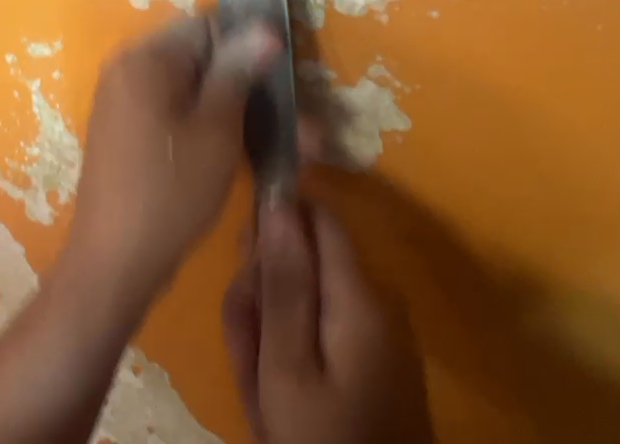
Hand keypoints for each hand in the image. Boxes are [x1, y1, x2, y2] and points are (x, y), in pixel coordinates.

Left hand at [61, 16, 281, 313]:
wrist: (114, 260)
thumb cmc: (170, 190)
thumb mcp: (217, 128)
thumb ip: (238, 72)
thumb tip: (263, 27)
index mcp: (145, 57)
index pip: (207, 27)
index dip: (251, 50)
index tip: (285, 86)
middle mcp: (129, 70)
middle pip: (204, 63)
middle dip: (255, 93)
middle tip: (306, 135)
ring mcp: (126, 104)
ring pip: (196, 95)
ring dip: (241, 118)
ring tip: (291, 153)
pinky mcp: (130, 135)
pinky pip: (177, 117)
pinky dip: (211, 132)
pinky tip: (249, 160)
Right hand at [222, 200, 431, 443]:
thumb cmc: (323, 440)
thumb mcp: (286, 365)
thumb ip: (282, 281)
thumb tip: (278, 200)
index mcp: (358, 294)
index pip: (312, 215)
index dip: (270, 226)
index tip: (242, 266)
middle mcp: (376, 301)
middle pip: (304, 261)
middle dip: (263, 291)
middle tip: (246, 343)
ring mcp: (377, 334)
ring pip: (304, 300)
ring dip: (270, 329)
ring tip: (258, 383)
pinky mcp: (373, 360)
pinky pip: (320, 332)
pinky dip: (291, 352)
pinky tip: (276, 392)